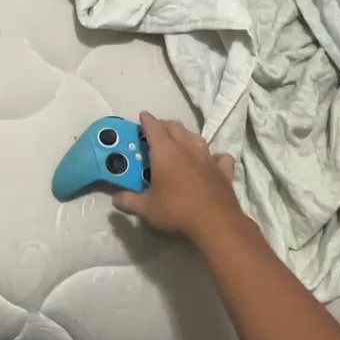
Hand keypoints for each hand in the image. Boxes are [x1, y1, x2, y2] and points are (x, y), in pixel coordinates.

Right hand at [112, 112, 246, 241]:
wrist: (215, 224)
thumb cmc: (176, 212)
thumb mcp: (146, 209)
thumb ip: (128, 201)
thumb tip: (115, 199)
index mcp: (165, 153)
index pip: (154, 128)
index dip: (147, 120)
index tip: (142, 116)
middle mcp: (187, 149)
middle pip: (176, 127)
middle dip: (165, 125)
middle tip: (157, 131)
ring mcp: (208, 159)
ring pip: (197, 138)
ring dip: (187, 136)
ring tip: (180, 141)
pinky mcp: (224, 172)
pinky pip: (220, 157)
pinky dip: (214, 156)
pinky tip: (211, 161)